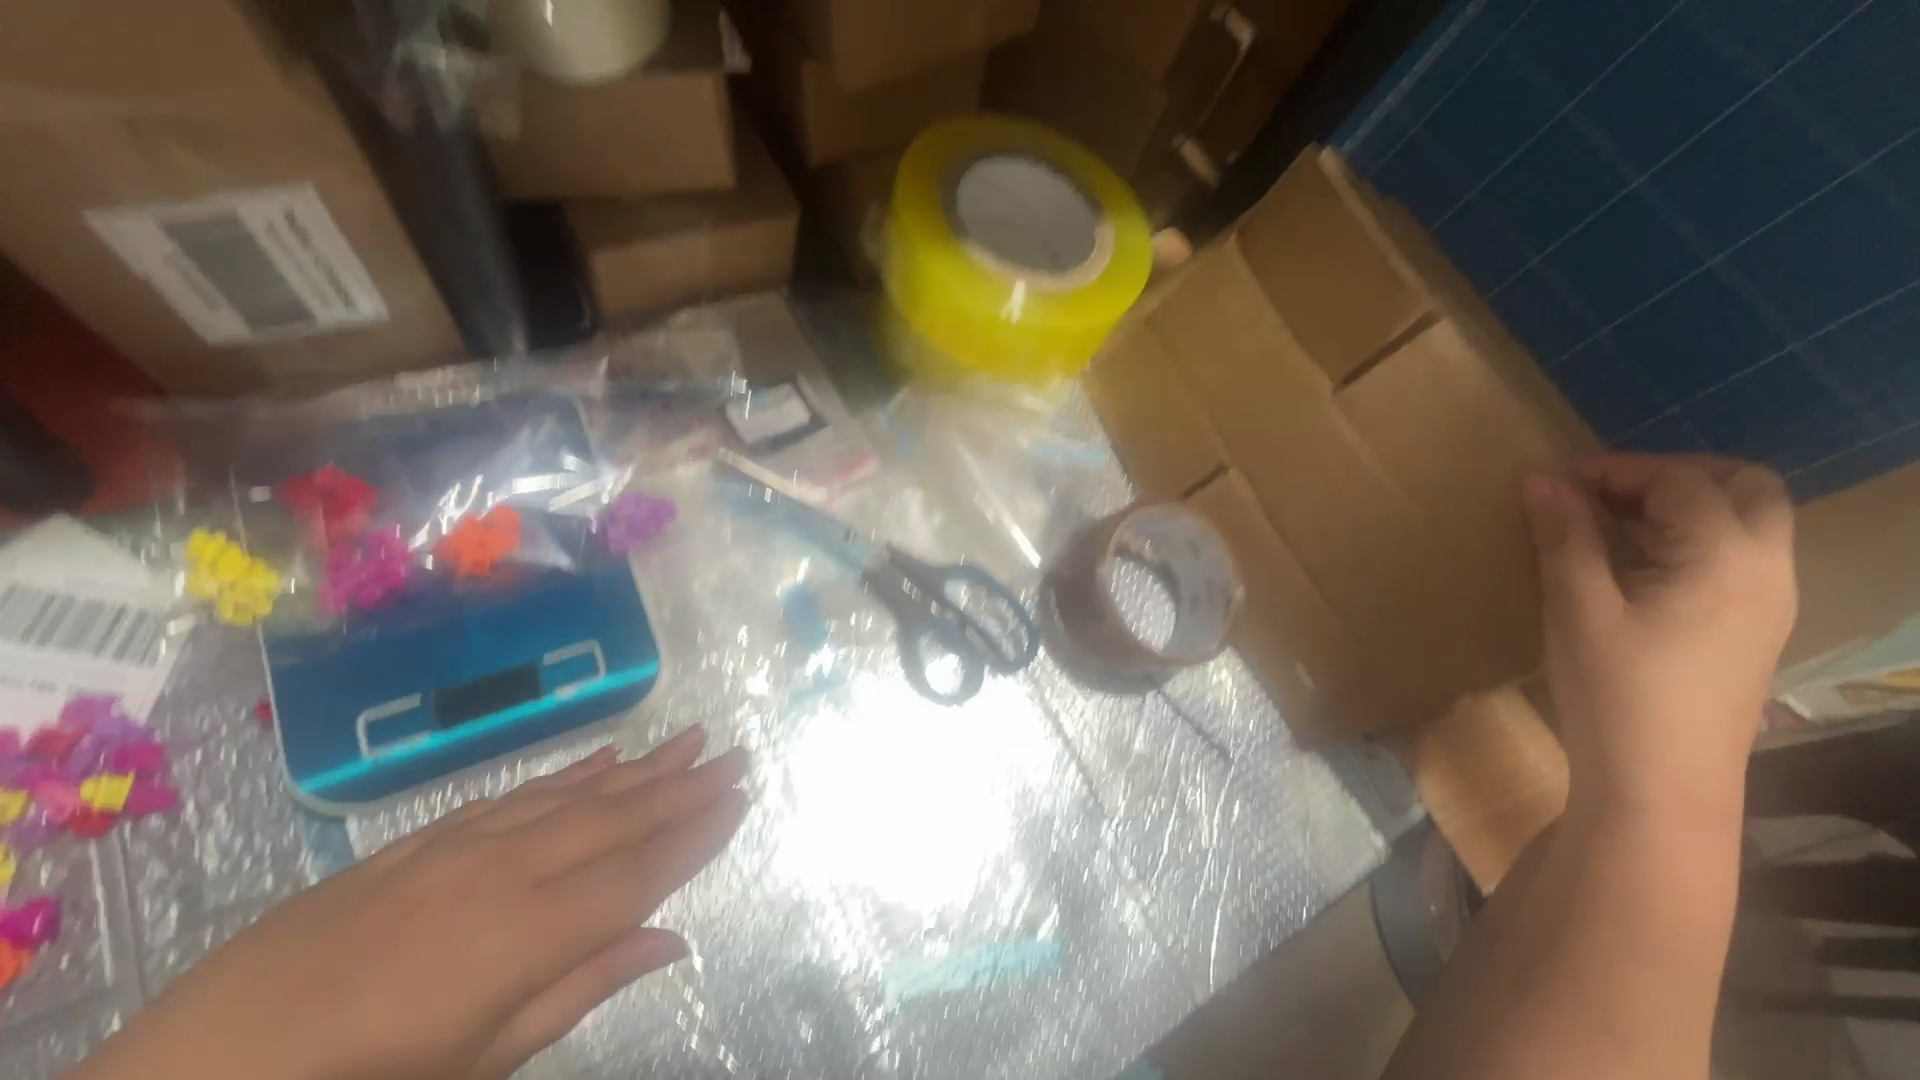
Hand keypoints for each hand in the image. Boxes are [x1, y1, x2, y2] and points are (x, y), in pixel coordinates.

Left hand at [73, 729, 747, 1079]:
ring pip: (576, 794)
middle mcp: (511, 870)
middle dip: (685, 787)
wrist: (213, 1061)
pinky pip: (518, 793)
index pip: (641, 871)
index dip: (696, 835)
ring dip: (640, 766)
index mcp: (533, 933)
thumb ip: (585, 986)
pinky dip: (569, 772)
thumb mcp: (486, 1059)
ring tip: (690, 741)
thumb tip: (673, 941)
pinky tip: (602, 756)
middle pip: (619, 818)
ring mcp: (466, 845)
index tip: (741, 802)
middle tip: (737, 755)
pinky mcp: (425, 838)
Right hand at [1522, 454, 1796, 817]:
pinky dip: (1694, 540)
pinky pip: (1740, 559)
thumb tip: (1541, 480)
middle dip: (1675, 475)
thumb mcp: (1577, 609)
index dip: (1618, 469)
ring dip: (1687, 507)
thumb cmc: (1615, 692)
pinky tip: (1639, 570)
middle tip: (1606, 493)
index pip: (1682, 482)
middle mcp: (1767, 571)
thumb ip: (1565, 537)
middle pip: (1746, 488)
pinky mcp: (1755, 632)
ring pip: (1750, 524)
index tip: (1559, 480)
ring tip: (1614, 527)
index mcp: (1727, 558)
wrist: (1660, 786)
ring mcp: (1770, 605)